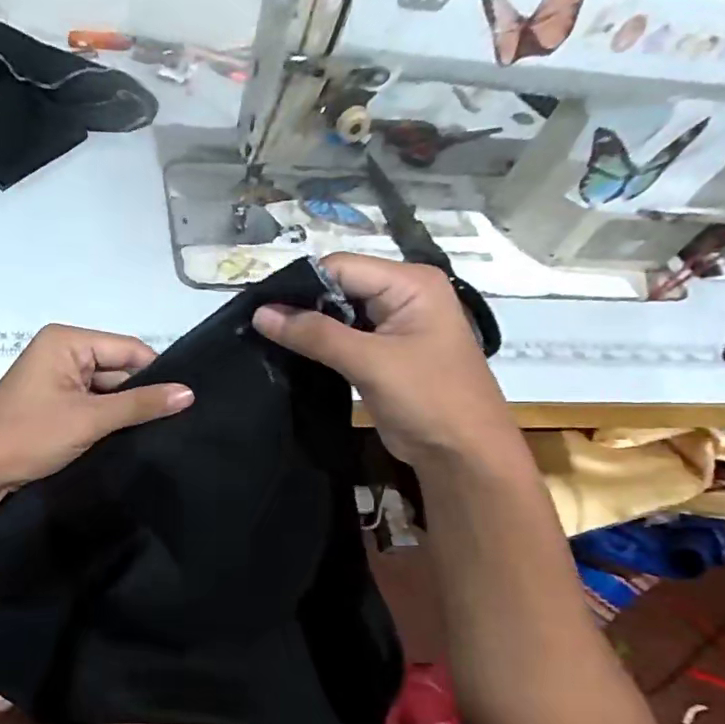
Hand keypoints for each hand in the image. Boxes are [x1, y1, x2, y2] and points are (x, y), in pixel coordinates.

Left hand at [0, 324, 193, 498]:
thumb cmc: (30, 437)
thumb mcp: (91, 419)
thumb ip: (141, 404)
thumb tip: (190, 393)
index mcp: (66, 340)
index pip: (128, 349)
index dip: (156, 374)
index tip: (184, 402)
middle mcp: (61, 350)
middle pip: (119, 367)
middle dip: (139, 394)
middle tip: (174, 421)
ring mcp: (56, 376)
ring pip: (107, 388)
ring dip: (124, 410)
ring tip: (156, 431)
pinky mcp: (54, 400)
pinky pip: (92, 401)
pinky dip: (107, 418)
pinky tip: (127, 435)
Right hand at [252, 253, 517, 469]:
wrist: (465, 455)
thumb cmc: (428, 399)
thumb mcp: (370, 362)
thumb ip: (315, 334)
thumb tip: (260, 313)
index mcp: (411, 283)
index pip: (342, 267)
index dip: (301, 285)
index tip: (260, 307)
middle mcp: (405, 294)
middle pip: (341, 287)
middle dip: (303, 305)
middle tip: (259, 324)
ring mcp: (397, 324)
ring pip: (342, 314)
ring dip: (311, 327)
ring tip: (268, 338)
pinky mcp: (388, 352)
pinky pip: (349, 337)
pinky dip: (323, 345)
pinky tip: (294, 354)